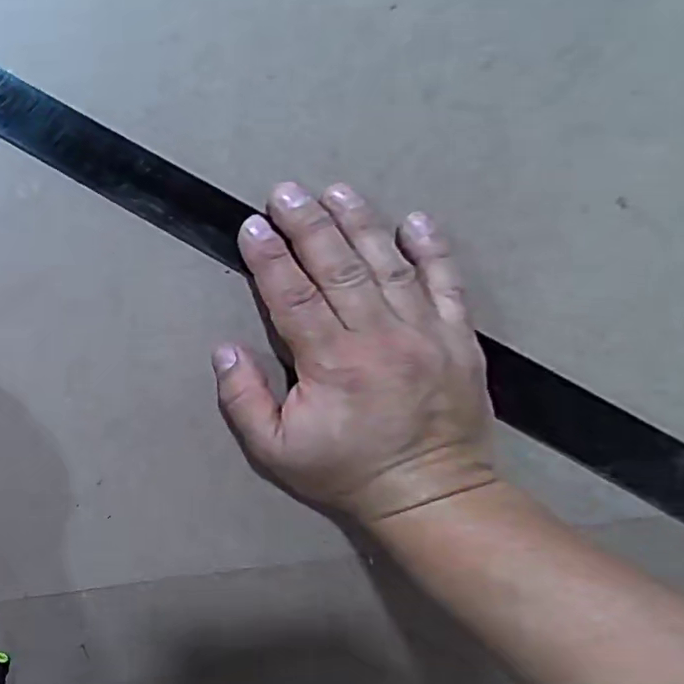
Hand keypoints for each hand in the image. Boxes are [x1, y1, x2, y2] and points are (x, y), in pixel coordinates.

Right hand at [212, 181, 495, 522]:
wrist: (430, 492)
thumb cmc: (340, 471)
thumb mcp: (272, 449)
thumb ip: (243, 399)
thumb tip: (224, 350)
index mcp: (331, 363)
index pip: (293, 297)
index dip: (269, 260)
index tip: (251, 226)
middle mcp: (379, 337)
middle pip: (338, 268)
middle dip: (308, 226)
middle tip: (285, 190)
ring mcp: (426, 332)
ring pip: (389, 265)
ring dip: (359, 223)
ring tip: (335, 191)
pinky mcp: (459, 338)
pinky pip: (448, 283)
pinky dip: (432, 249)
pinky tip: (414, 220)